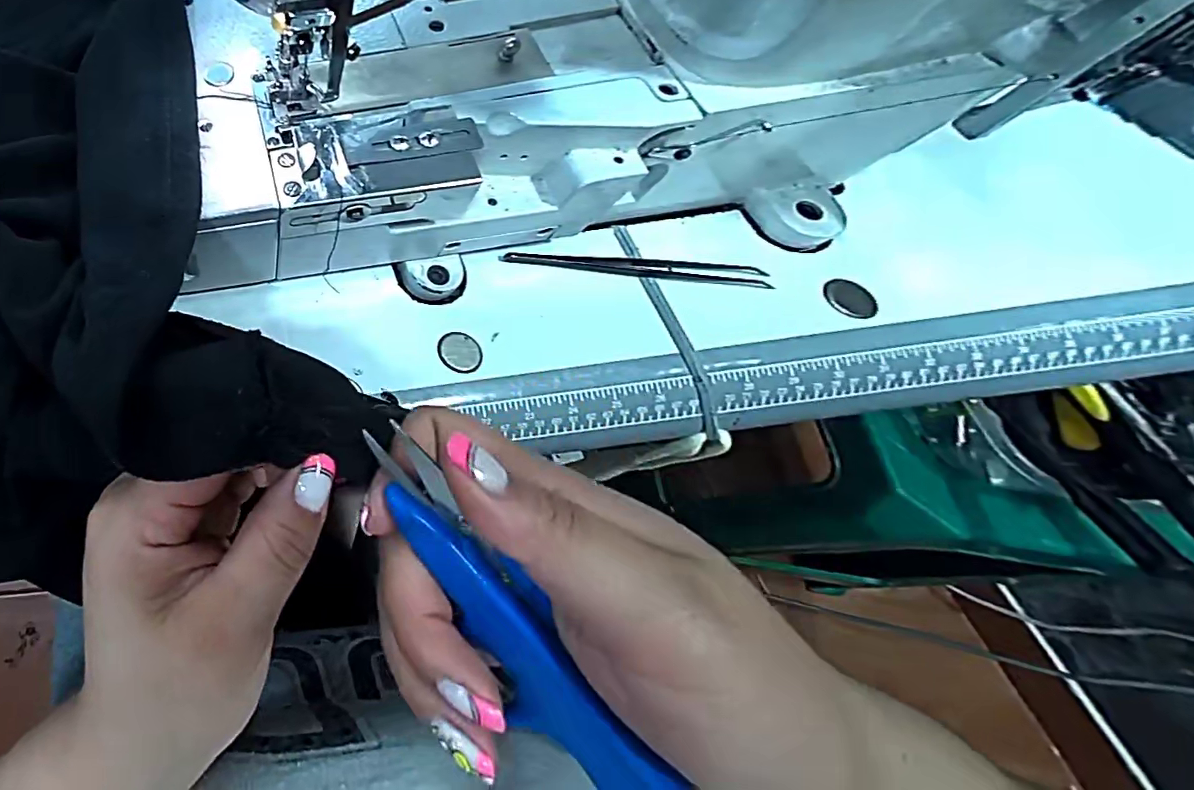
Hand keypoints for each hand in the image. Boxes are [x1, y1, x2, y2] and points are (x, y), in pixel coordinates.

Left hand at [0, 455, 336, 789]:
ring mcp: (154, 511)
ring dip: (270, 478)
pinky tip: (287, 506)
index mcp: (132, 512)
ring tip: (314, 490)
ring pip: (226, 469)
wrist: (143, 746)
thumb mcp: (237, 619)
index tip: (323, 447)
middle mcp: (135, 497)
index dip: (265, 442)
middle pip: (216, 452)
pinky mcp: (175, 525)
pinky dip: (260, 499)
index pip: (206, 447)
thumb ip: (280, 539)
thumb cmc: (176, 693)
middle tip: (329, 474)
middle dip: (272, 459)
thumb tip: (321, 467)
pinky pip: (226, 493)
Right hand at [365, 409, 1018, 789]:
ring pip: (411, 596)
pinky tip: (479, 731)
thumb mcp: (656, 605)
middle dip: (415, 613)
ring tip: (481, 730)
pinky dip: (438, 693)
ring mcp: (506, 592)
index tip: (398, 545)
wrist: (795, 784)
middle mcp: (514, 534)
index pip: (443, 438)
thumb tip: (457, 455)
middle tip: (468, 691)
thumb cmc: (745, 688)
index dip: (403, 474)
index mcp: (548, 500)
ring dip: (424, 667)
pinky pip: (433, 649)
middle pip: (412, 535)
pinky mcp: (503, 645)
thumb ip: (555, 530)